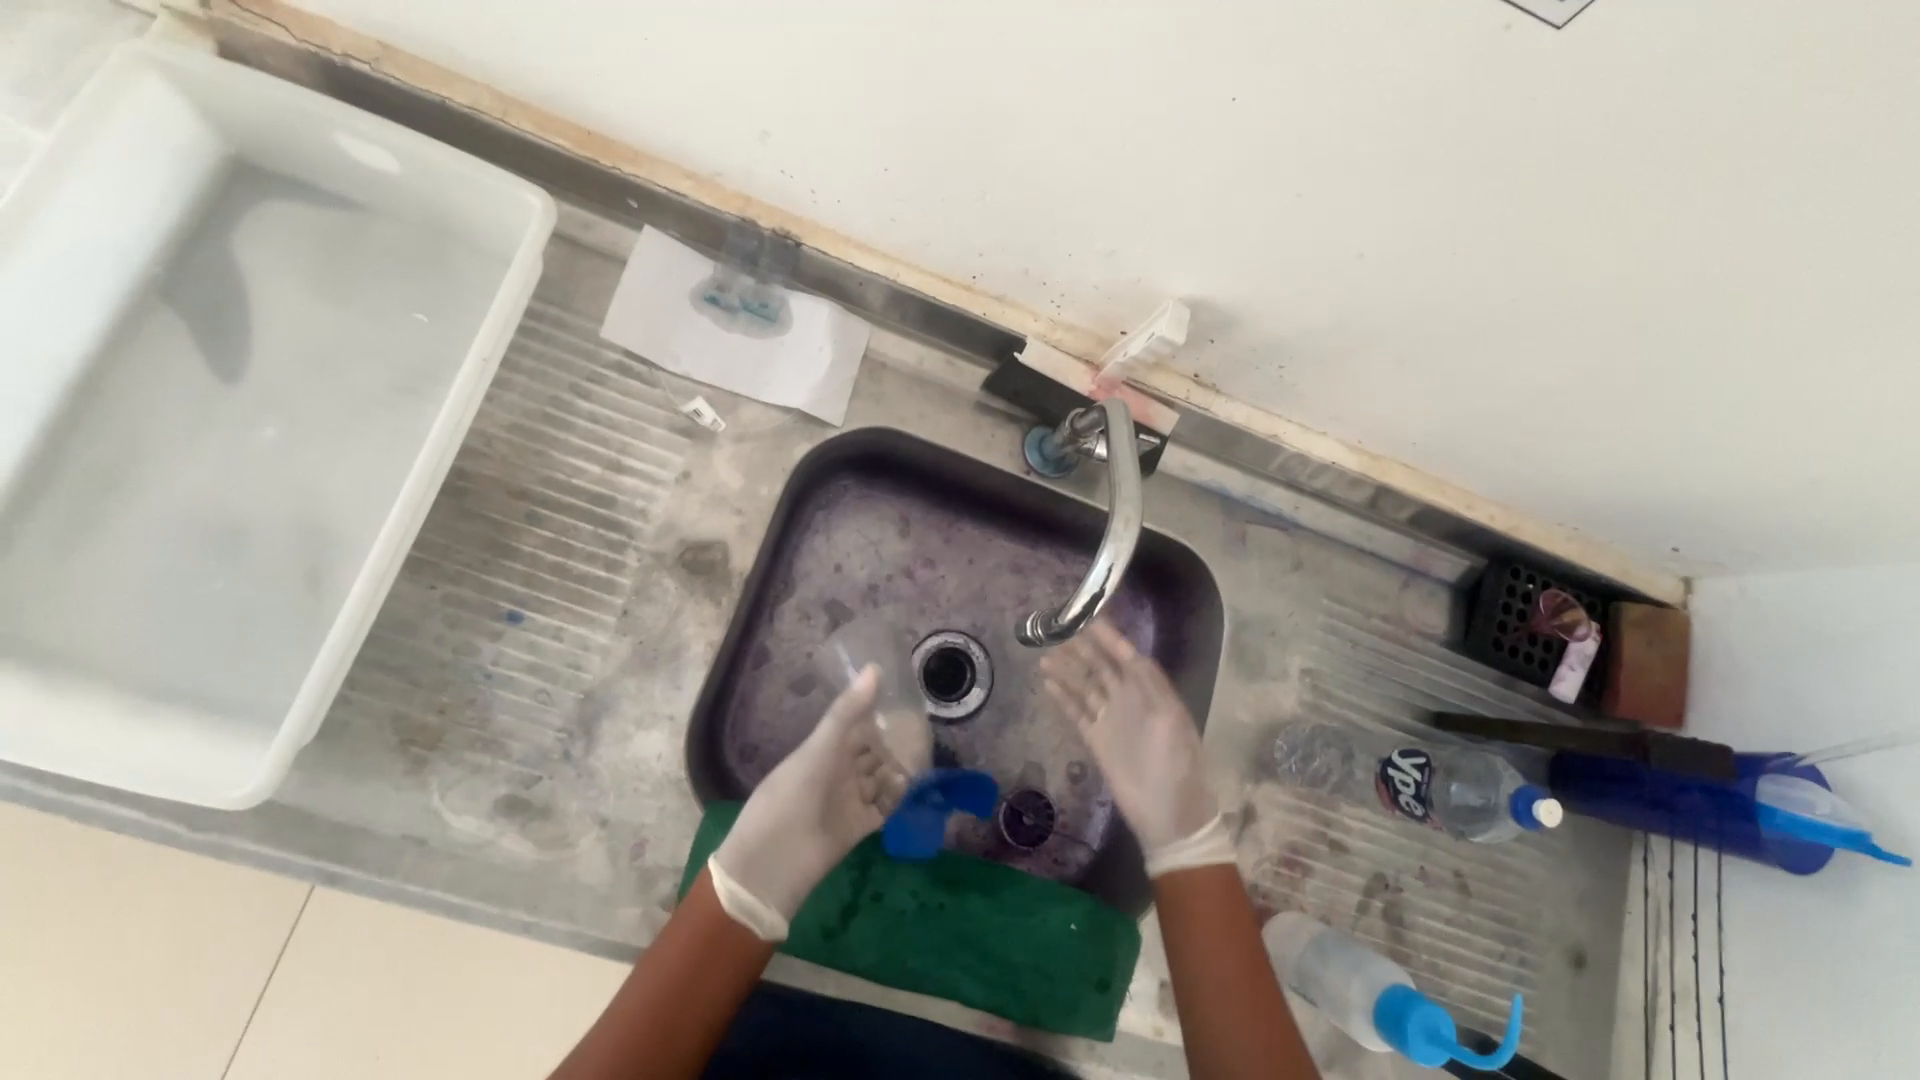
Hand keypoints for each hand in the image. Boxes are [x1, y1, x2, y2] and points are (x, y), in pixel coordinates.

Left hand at [708, 666, 910, 940]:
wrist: (775, 862)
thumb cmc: (791, 797)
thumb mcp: (819, 749)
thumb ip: (848, 712)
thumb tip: (875, 667)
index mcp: (823, 749)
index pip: (856, 725)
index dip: (879, 713)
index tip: (909, 699)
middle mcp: (837, 772)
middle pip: (872, 753)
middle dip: (894, 742)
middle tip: (927, 730)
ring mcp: (849, 800)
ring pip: (881, 778)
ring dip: (899, 769)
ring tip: (927, 757)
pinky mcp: (860, 826)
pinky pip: (885, 807)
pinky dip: (898, 798)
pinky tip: (917, 787)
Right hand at [1041, 622, 1234, 877]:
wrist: (1169, 814)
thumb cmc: (1177, 766)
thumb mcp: (1171, 721)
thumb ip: (1151, 686)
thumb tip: (1131, 655)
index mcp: (1151, 693)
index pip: (1127, 657)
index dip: (1109, 639)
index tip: (1088, 620)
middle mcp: (1129, 701)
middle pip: (1101, 667)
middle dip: (1082, 649)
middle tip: (1057, 632)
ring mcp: (1111, 720)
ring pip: (1085, 687)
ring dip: (1067, 671)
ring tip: (1045, 656)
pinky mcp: (1096, 741)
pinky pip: (1076, 712)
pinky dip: (1063, 698)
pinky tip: (1048, 684)